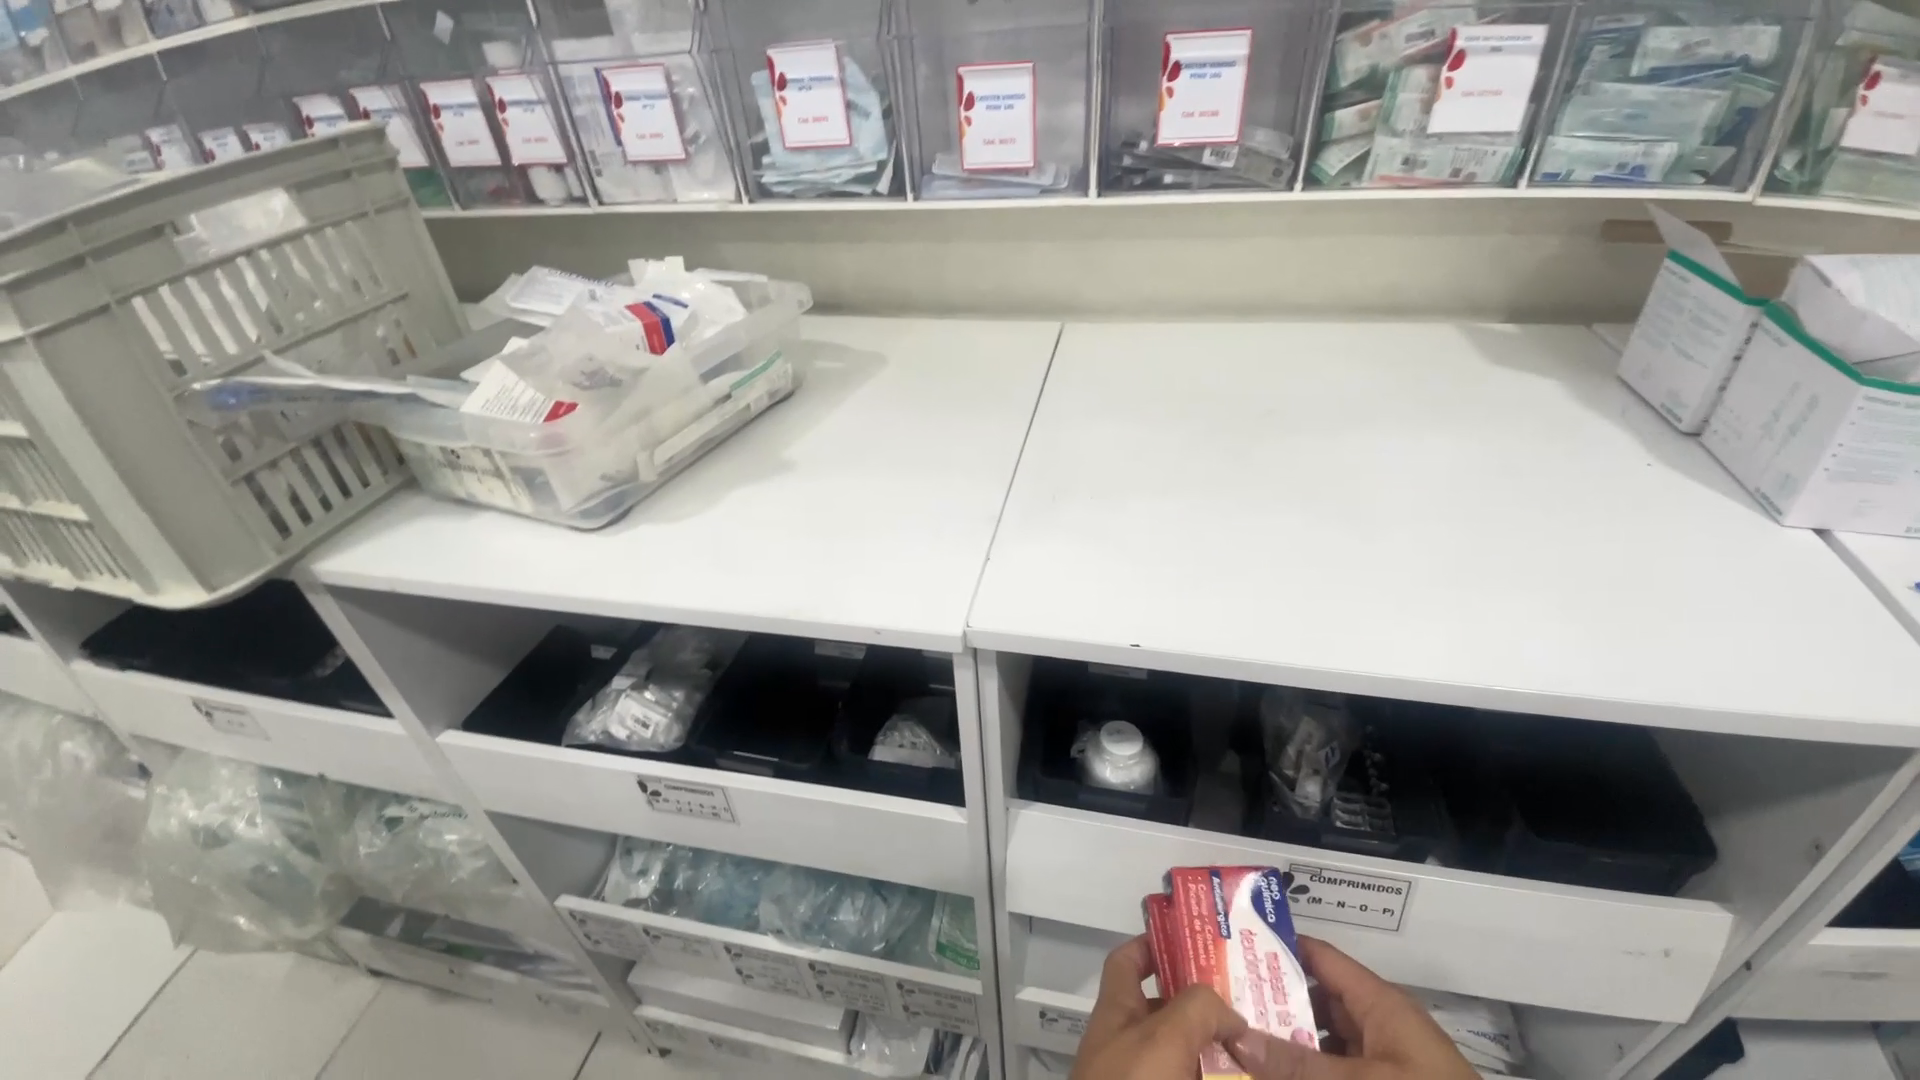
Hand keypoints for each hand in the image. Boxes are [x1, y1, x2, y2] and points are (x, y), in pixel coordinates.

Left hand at [1070, 935, 1248, 1079]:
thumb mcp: (1162, 1035)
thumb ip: (1198, 1009)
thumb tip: (1229, 1013)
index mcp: (1118, 1012)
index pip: (1128, 962)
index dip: (1155, 945)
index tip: (1194, 941)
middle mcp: (1129, 1045)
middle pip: (1170, 1013)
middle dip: (1210, 1009)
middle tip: (1256, 1004)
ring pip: (1190, 1059)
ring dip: (1224, 1055)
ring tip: (1266, 1050)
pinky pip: (1195, 1078)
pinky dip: (1222, 1074)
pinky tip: (1254, 1076)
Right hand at [1231, 937, 1479, 1079]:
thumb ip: (1297, 1064)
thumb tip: (1234, 1037)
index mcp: (1379, 1003)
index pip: (1318, 956)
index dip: (1274, 946)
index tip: (1226, 945)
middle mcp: (1378, 1025)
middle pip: (1314, 999)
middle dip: (1268, 1001)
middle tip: (1218, 999)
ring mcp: (1383, 1063)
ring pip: (1322, 1042)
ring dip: (1284, 1042)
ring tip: (1234, 1039)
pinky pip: (1335, 1071)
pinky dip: (1306, 1071)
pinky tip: (1271, 1076)